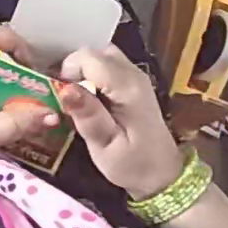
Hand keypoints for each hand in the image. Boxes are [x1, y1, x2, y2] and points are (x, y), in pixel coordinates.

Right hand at [56, 46, 183, 199]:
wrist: (163, 175)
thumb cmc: (132, 164)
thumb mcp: (104, 147)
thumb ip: (87, 116)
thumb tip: (65, 89)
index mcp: (127, 88)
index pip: (88, 57)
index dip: (69, 72)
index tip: (64, 97)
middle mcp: (133, 74)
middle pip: (94, 52)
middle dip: (75, 70)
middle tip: (70, 100)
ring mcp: (136, 75)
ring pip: (100, 55)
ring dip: (84, 72)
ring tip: (80, 100)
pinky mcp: (133, 81)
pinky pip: (107, 65)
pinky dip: (93, 75)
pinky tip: (92, 100)